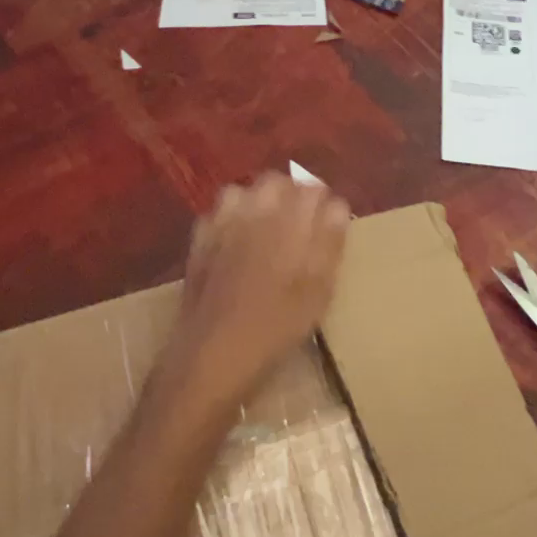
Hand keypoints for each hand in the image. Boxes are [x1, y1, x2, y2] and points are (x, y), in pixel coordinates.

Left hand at [170, 174, 350, 399]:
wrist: (213, 353)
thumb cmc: (276, 328)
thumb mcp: (318, 292)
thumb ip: (329, 244)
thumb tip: (337, 207)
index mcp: (288, 222)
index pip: (313, 190)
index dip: (325, 204)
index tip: (331, 223)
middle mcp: (252, 213)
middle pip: (275, 182)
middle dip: (292, 195)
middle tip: (303, 225)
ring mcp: (220, 226)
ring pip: (242, 191)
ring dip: (258, 201)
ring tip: (269, 229)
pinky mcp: (198, 244)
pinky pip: (216, 214)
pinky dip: (230, 219)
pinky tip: (236, 242)